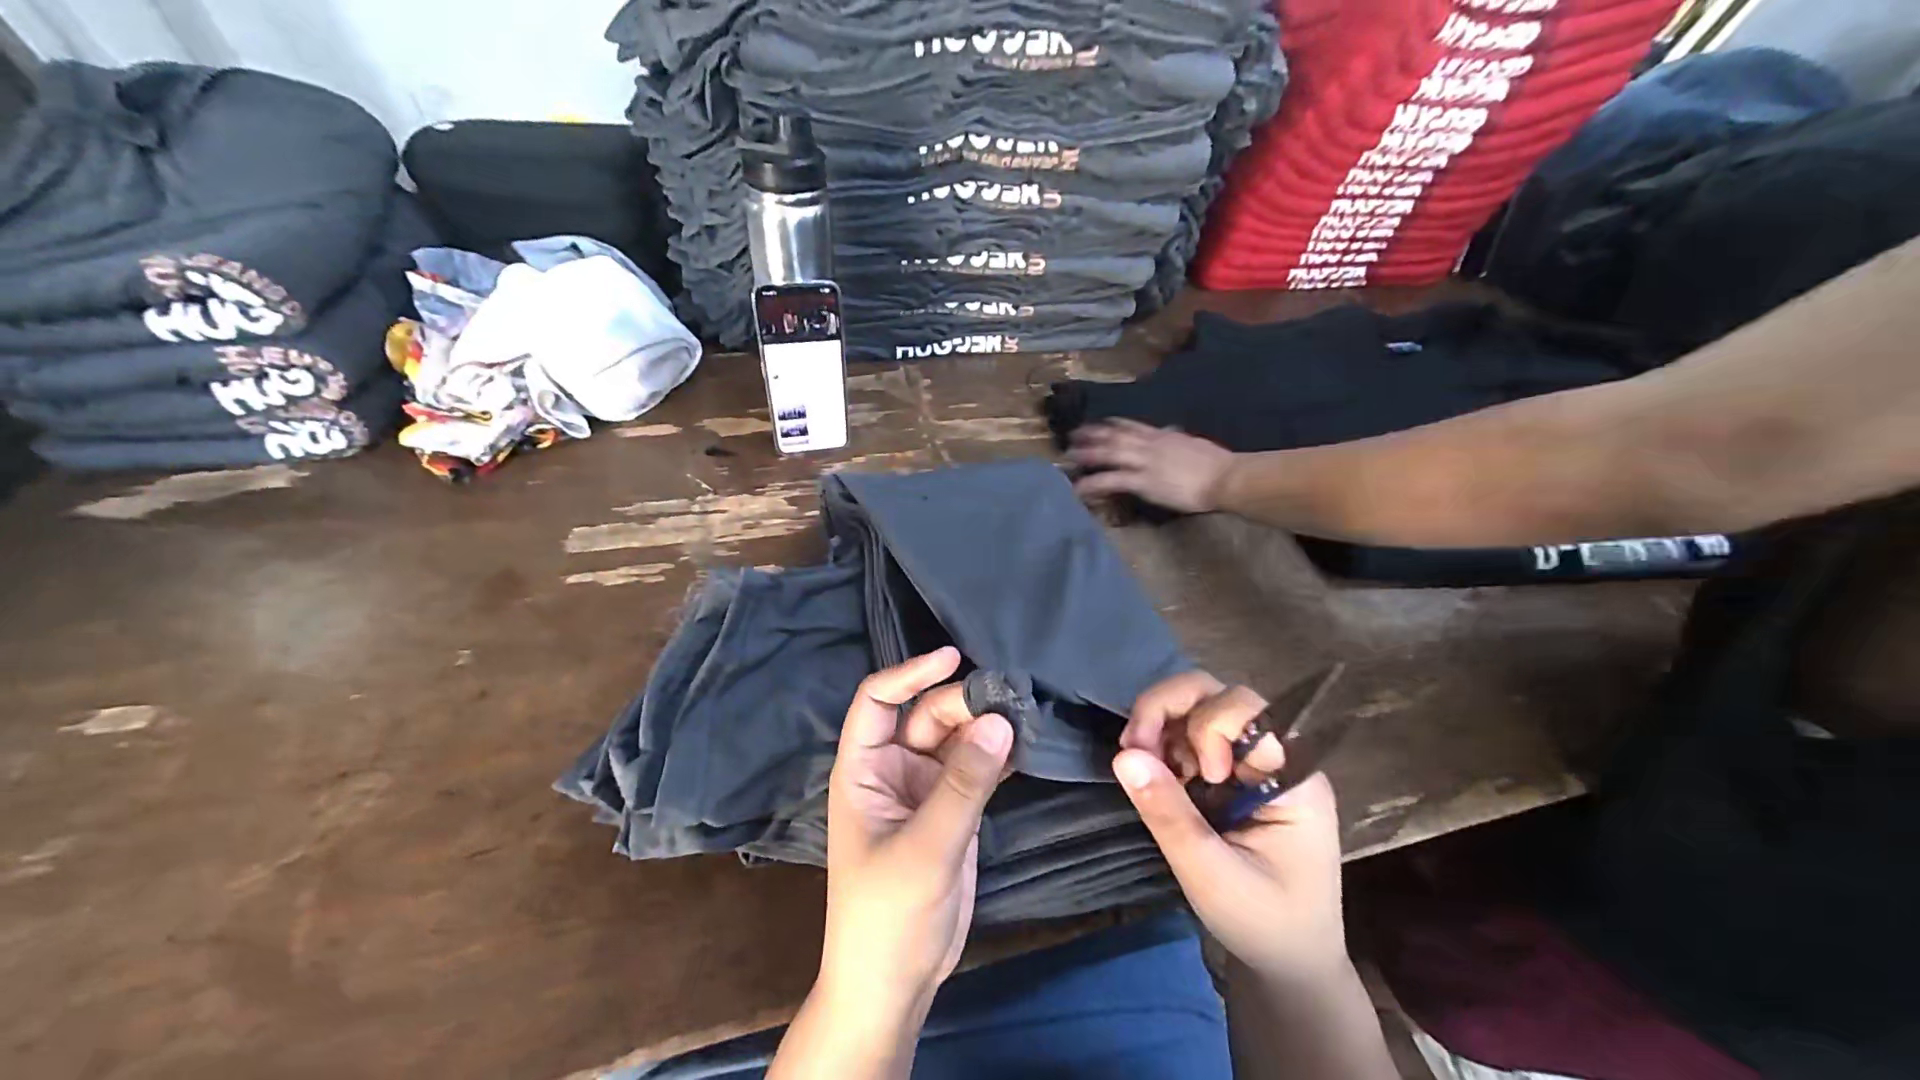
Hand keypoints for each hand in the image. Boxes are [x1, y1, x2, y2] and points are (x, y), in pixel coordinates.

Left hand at [820, 647, 1013, 1012]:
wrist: (894, 984)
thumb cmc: (888, 915)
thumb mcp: (925, 847)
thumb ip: (963, 784)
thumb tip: (999, 721)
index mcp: (863, 769)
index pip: (877, 701)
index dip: (910, 673)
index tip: (952, 658)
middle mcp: (892, 770)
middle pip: (926, 717)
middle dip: (962, 704)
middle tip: (1009, 702)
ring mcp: (924, 790)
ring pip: (955, 740)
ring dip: (985, 727)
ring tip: (1025, 715)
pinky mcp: (951, 811)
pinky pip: (975, 770)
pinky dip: (997, 756)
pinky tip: (1025, 747)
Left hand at [1065, 419, 1237, 512]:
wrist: (1225, 477)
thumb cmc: (1217, 464)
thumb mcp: (1193, 444)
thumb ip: (1177, 439)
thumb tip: (1173, 432)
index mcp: (1163, 437)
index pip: (1131, 426)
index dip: (1112, 425)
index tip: (1098, 423)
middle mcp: (1149, 445)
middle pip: (1114, 436)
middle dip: (1091, 435)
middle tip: (1072, 436)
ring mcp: (1144, 462)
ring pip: (1108, 453)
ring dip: (1086, 454)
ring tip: (1068, 457)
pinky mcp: (1143, 482)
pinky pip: (1112, 480)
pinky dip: (1093, 483)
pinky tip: (1079, 488)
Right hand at [1112, 673, 1348, 984]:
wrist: (1288, 961)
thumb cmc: (1265, 923)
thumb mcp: (1212, 876)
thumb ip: (1169, 814)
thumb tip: (1123, 754)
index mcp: (1293, 776)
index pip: (1249, 710)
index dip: (1210, 726)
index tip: (1200, 776)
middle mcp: (1275, 755)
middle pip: (1218, 695)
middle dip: (1168, 709)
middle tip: (1135, 747)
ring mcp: (1250, 759)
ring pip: (1198, 705)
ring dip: (1160, 724)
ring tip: (1142, 764)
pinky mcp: (1228, 769)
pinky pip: (1188, 732)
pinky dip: (1161, 741)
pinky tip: (1154, 775)